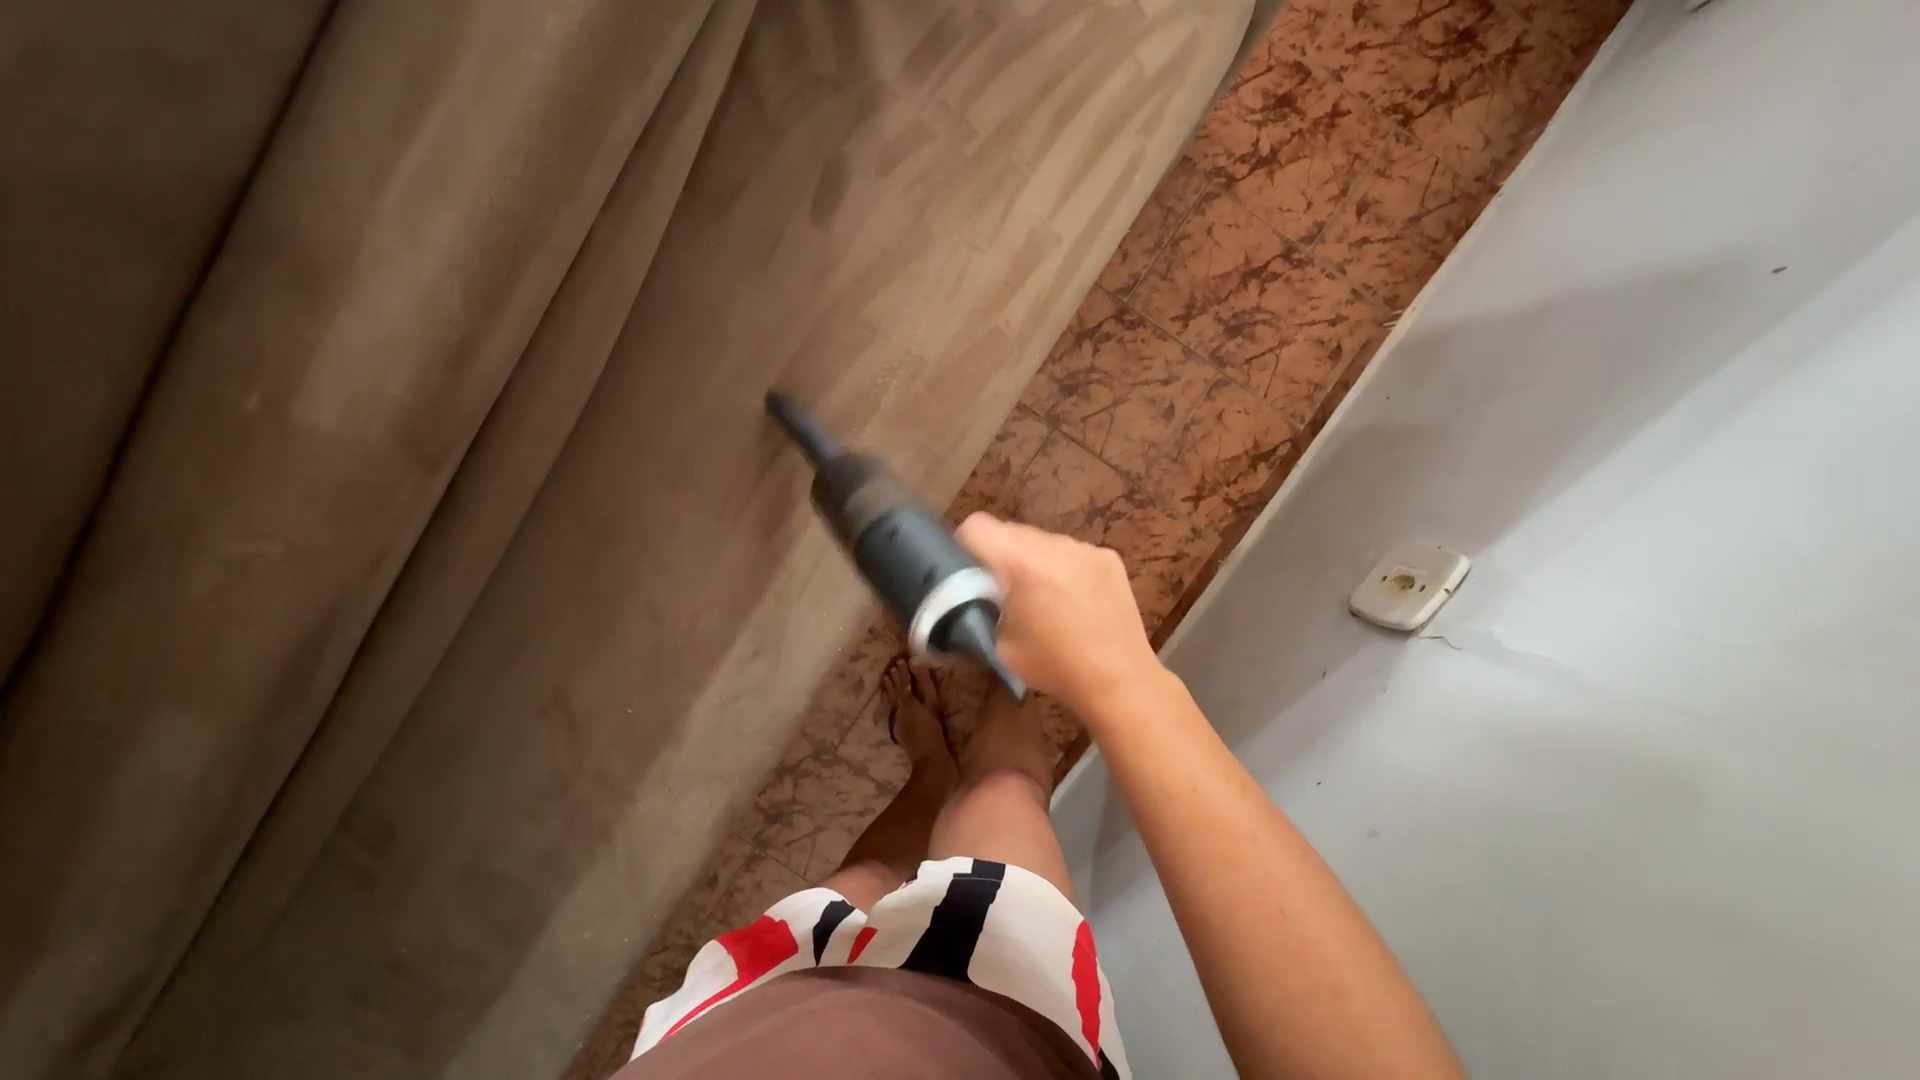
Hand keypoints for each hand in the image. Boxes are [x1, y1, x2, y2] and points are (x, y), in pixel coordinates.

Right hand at [955, 512, 1164, 714]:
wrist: (1118, 680)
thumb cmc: (1054, 667)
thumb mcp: (998, 646)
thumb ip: (977, 613)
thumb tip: (964, 600)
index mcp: (1022, 564)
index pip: (977, 527)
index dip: (963, 546)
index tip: (966, 573)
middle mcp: (1055, 545)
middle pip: (1010, 532)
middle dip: (1000, 556)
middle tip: (1003, 593)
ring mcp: (1085, 549)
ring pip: (1042, 542)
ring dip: (1033, 562)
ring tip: (1042, 600)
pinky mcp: (1108, 558)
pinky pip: (1072, 553)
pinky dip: (1064, 569)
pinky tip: (1073, 601)